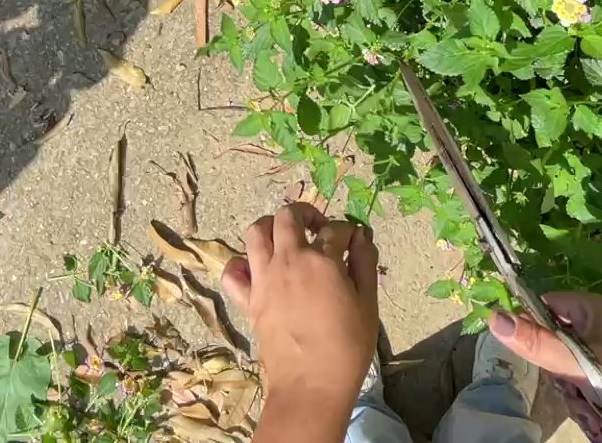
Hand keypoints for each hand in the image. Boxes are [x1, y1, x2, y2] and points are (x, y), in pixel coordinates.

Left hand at [221, 203, 378, 442]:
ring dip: (270, 227)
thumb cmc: (346, 348)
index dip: (347, 232)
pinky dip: (240, 265)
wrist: (310, 387)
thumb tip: (362, 237)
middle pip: (288, 216)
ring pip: (256, 232)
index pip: (335, 229)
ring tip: (285, 239)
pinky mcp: (248, 299)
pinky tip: (255, 270)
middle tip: (318, 229)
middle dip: (305, 213)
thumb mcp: (368, 305)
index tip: (353, 242)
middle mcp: (289, 260)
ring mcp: (264, 278)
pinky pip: (233, 272)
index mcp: (322, 260)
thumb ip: (365, 265)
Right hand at [491, 292, 601, 442]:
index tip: (532, 356)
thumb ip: (540, 344)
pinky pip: (591, 384)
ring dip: (576, 393)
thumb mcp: (585, 366)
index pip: (551, 305)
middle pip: (560, 340)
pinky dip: (591, 403)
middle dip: (561, 372)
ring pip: (573, 367)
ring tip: (593, 414)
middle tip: (574, 392)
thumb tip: (493, 317)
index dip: (536, 327)